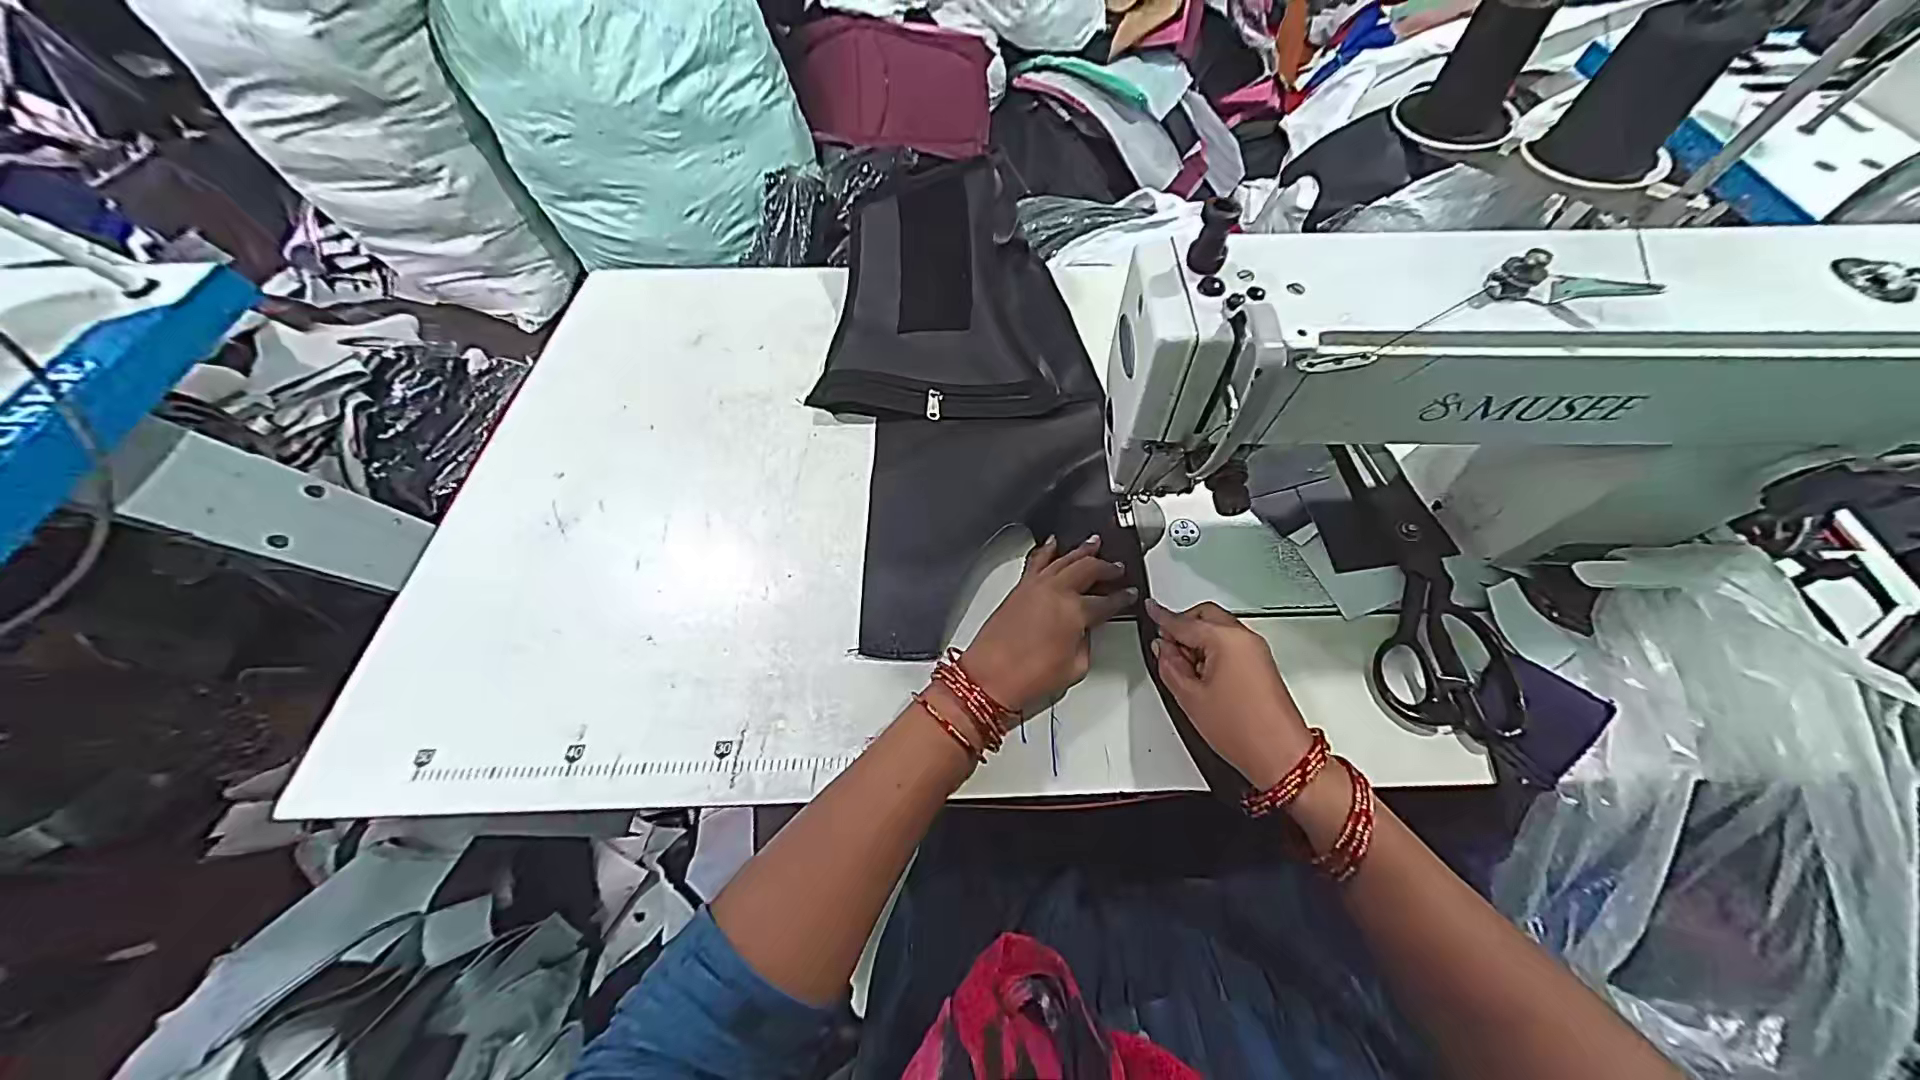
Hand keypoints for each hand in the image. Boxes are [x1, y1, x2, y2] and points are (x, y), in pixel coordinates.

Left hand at [961, 535, 1135, 715]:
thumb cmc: (1025, 676)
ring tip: (1094, 543)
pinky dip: (1047, 550)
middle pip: (1088, 569)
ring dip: (1082, 550)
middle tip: (1116, 568)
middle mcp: (1056, 592)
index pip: (1107, 601)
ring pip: (1064, 558)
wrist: (989, 678)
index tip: (1128, 595)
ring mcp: (1035, 587)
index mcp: (1075, 612)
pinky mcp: (1019, 588)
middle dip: (1107, 567)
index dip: (1122, 598)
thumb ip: (1086, 643)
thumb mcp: (1075, 668)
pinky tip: (1053, 543)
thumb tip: (1085, 632)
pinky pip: (1037, 561)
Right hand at [1147, 599, 1311, 787]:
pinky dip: (1213, 650)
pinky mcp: (1262, 662)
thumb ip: (1169, 665)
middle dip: (1183, 626)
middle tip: (1167, 647)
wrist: (1280, 755)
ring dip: (1199, 639)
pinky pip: (1231, 643)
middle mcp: (1245, 639)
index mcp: (1226, 640)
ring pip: (1218, 628)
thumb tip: (1163, 649)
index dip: (1162, 617)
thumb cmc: (1244, 730)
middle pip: (1205, 615)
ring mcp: (1256, 650)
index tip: (1151, 609)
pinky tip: (1203, 676)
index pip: (1184, 622)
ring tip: (1186, 670)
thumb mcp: (1189, 697)